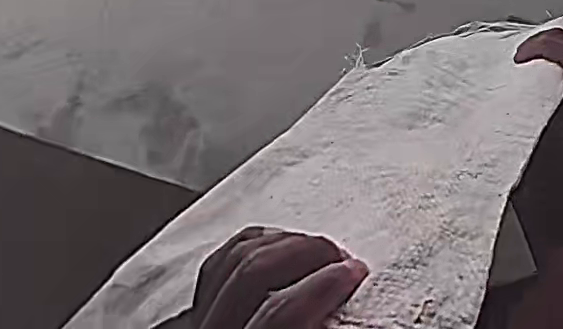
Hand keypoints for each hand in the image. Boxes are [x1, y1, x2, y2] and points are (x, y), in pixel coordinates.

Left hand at [192, 227, 369, 328]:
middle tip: (342, 260)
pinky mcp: (194, 321)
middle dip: (308, 253)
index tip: (355, 274)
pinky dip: (254, 244)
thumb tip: (368, 321)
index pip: (279, 316)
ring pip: (236, 258)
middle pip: (255, 272)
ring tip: (318, 251)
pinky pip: (218, 264)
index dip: (323, 287)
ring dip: (285, 243)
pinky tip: (280, 246)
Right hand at [514, 28, 562, 161]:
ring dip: (552, 40)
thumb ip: (550, 87)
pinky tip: (558, 56)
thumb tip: (537, 78)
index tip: (518, 59)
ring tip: (538, 52)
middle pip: (559, 34)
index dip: (529, 49)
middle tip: (524, 52)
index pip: (549, 44)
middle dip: (538, 40)